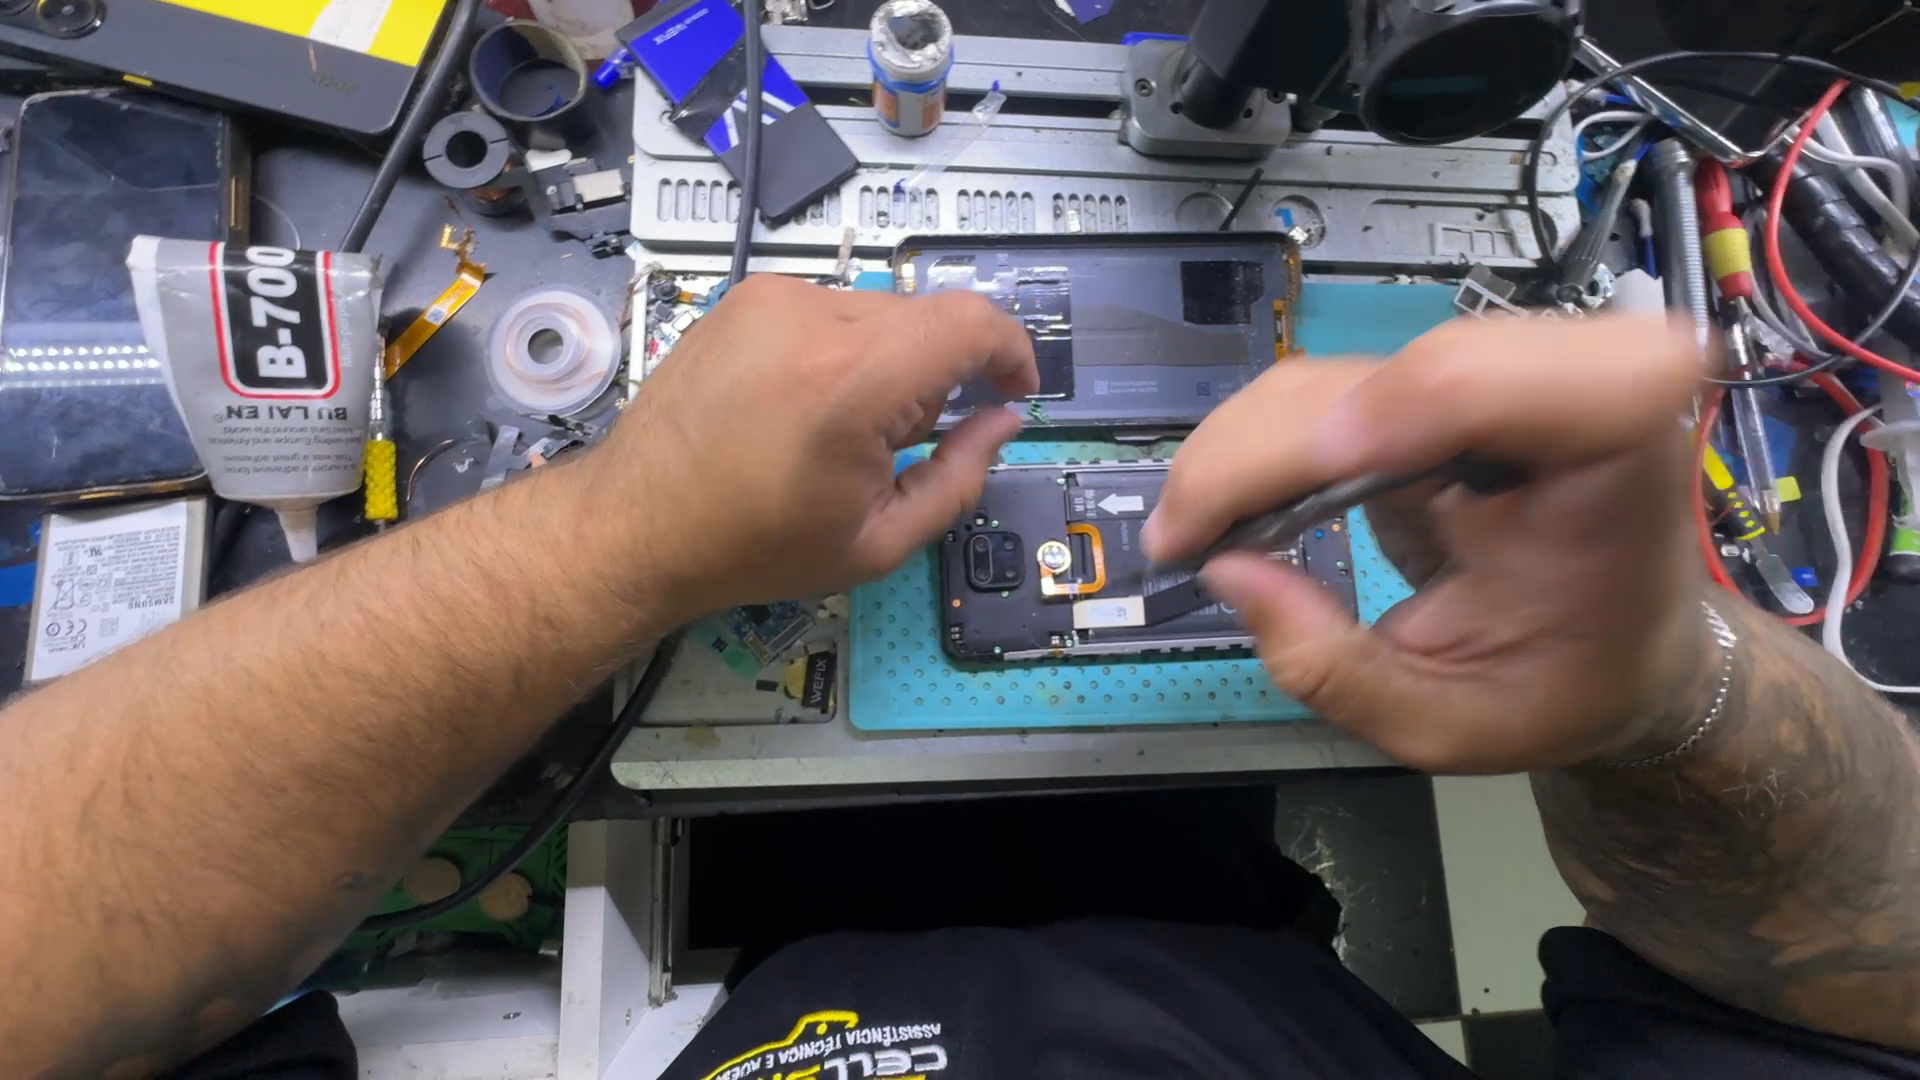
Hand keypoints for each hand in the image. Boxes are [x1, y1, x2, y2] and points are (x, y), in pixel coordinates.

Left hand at [594, 275, 1037, 619]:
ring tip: (845, 430)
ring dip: (893, 364)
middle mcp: (813, 316)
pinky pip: (831, 311)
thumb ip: (960, 477)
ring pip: (880, 314)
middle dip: (944, 375)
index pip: (970, 323)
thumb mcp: (880, 540)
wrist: (638, 525)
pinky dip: (848, 351)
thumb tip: (1002, 422)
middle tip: (909, 440)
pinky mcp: (744, 299)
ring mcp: (771, 298)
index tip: (1013, 390)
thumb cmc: (758, 547)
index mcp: (853, 380)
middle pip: (927, 320)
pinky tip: (810, 405)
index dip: (1011, 351)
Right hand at [1142, 316, 1708, 772]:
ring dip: (1233, 450)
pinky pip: (1308, 398)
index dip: (1401, 405)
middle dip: (1257, 454)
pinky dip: (1245, 447)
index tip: (1308, 484)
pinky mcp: (1412, 398)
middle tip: (1179, 537)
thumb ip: (1329, 667)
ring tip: (1186, 529)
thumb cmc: (1554, 687)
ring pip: (1321, 380)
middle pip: (1377, 378)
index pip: (1504, 380)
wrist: (1608, 648)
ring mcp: (1471, 386)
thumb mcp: (1438, 723)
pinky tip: (1218, 503)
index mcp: (1609, 463)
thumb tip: (1223, 568)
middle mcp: (1548, 393)